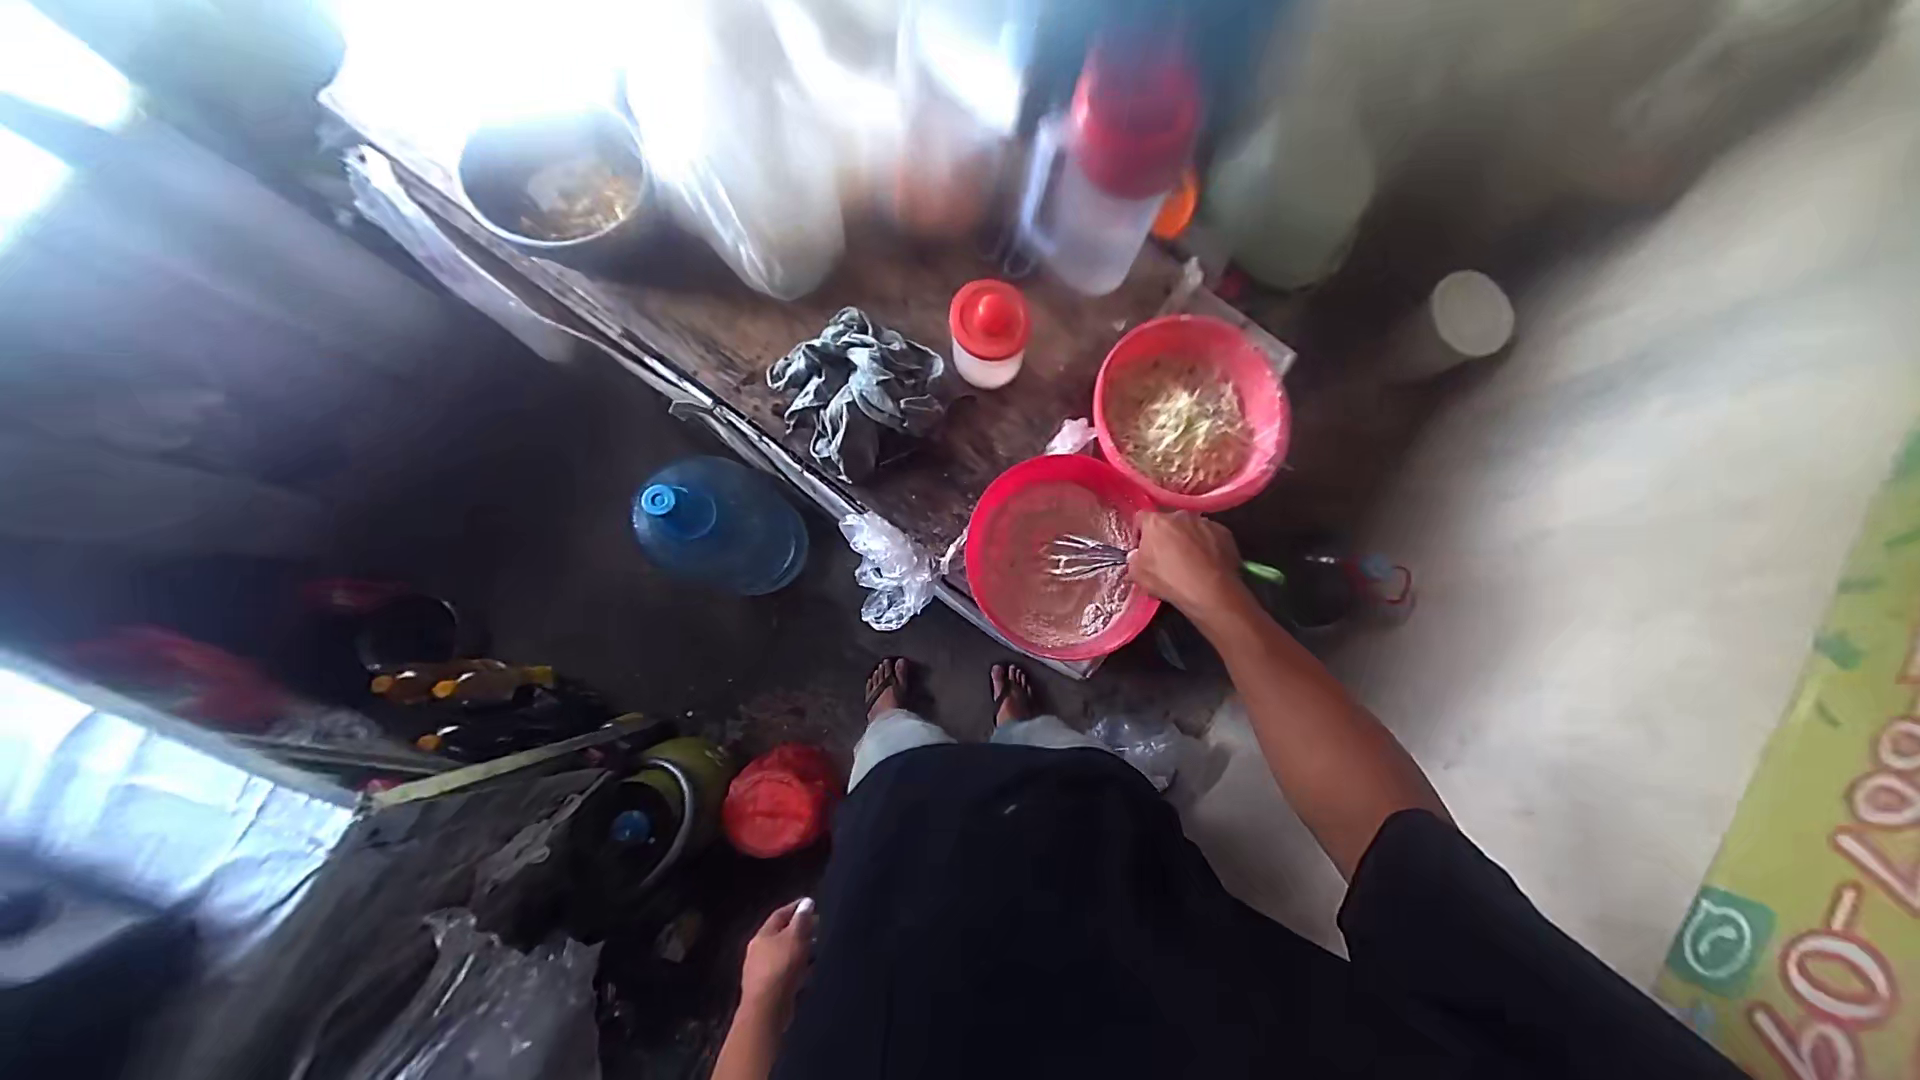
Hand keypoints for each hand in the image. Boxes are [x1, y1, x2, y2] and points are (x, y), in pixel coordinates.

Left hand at [740, 897, 814, 1013]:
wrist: (766, 1011)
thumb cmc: (782, 967)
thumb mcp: (796, 937)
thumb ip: (802, 919)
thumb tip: (806, 902)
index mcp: (762, 936)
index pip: (780, 914)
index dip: (796, 908)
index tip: (811, 905)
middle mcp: (757, 952)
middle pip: (781, 935)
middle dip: (799, 931)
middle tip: (816, 928)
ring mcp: (759, 973)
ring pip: (783, 955)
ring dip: (798, 951)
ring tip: (814, 951)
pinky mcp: (765, 991)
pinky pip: (783, 973)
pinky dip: (795, 969)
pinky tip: (806, 974)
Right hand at [1128, 511, 1251, 621]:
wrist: (1211, 591)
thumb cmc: (1169, 580)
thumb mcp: (1138, 575)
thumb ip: (1133, 559)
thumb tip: (1137, 555)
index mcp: (1156, 522)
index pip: (1141, 519)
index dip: (1140, 533)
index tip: (1142, 549)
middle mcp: (1181, 516)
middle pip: (1168, 522)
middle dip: (1166, 536)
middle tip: (1166, 557)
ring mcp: (1205, 522)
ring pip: (1190, 528)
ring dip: (1187, 539)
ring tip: (1190, 561)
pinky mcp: (1224, 532)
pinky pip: (1210, 535)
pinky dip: (1207, 545)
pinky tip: (1206, 562)